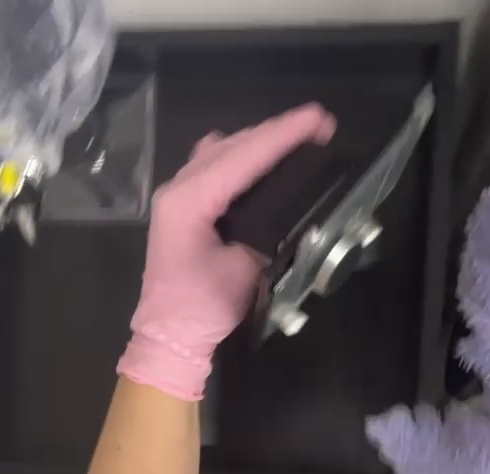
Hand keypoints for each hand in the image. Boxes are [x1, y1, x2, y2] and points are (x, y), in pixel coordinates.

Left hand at [116, 104, 337, 401]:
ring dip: (258, 142)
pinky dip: (240, 159)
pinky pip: (213, 168)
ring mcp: (177, 195)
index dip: (285, 135)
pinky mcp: (182, 208)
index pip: (244, 156)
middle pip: (232, 146)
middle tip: (318, 126)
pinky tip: (260, 161)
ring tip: (296, 140)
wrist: (169, 337)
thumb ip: (264, 233)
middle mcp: (178, 187)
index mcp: (189, 200)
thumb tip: (290, 212)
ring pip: (221, 152)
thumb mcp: (243, 272)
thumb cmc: (203, 310)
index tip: (321, 119)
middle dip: (276, 133)